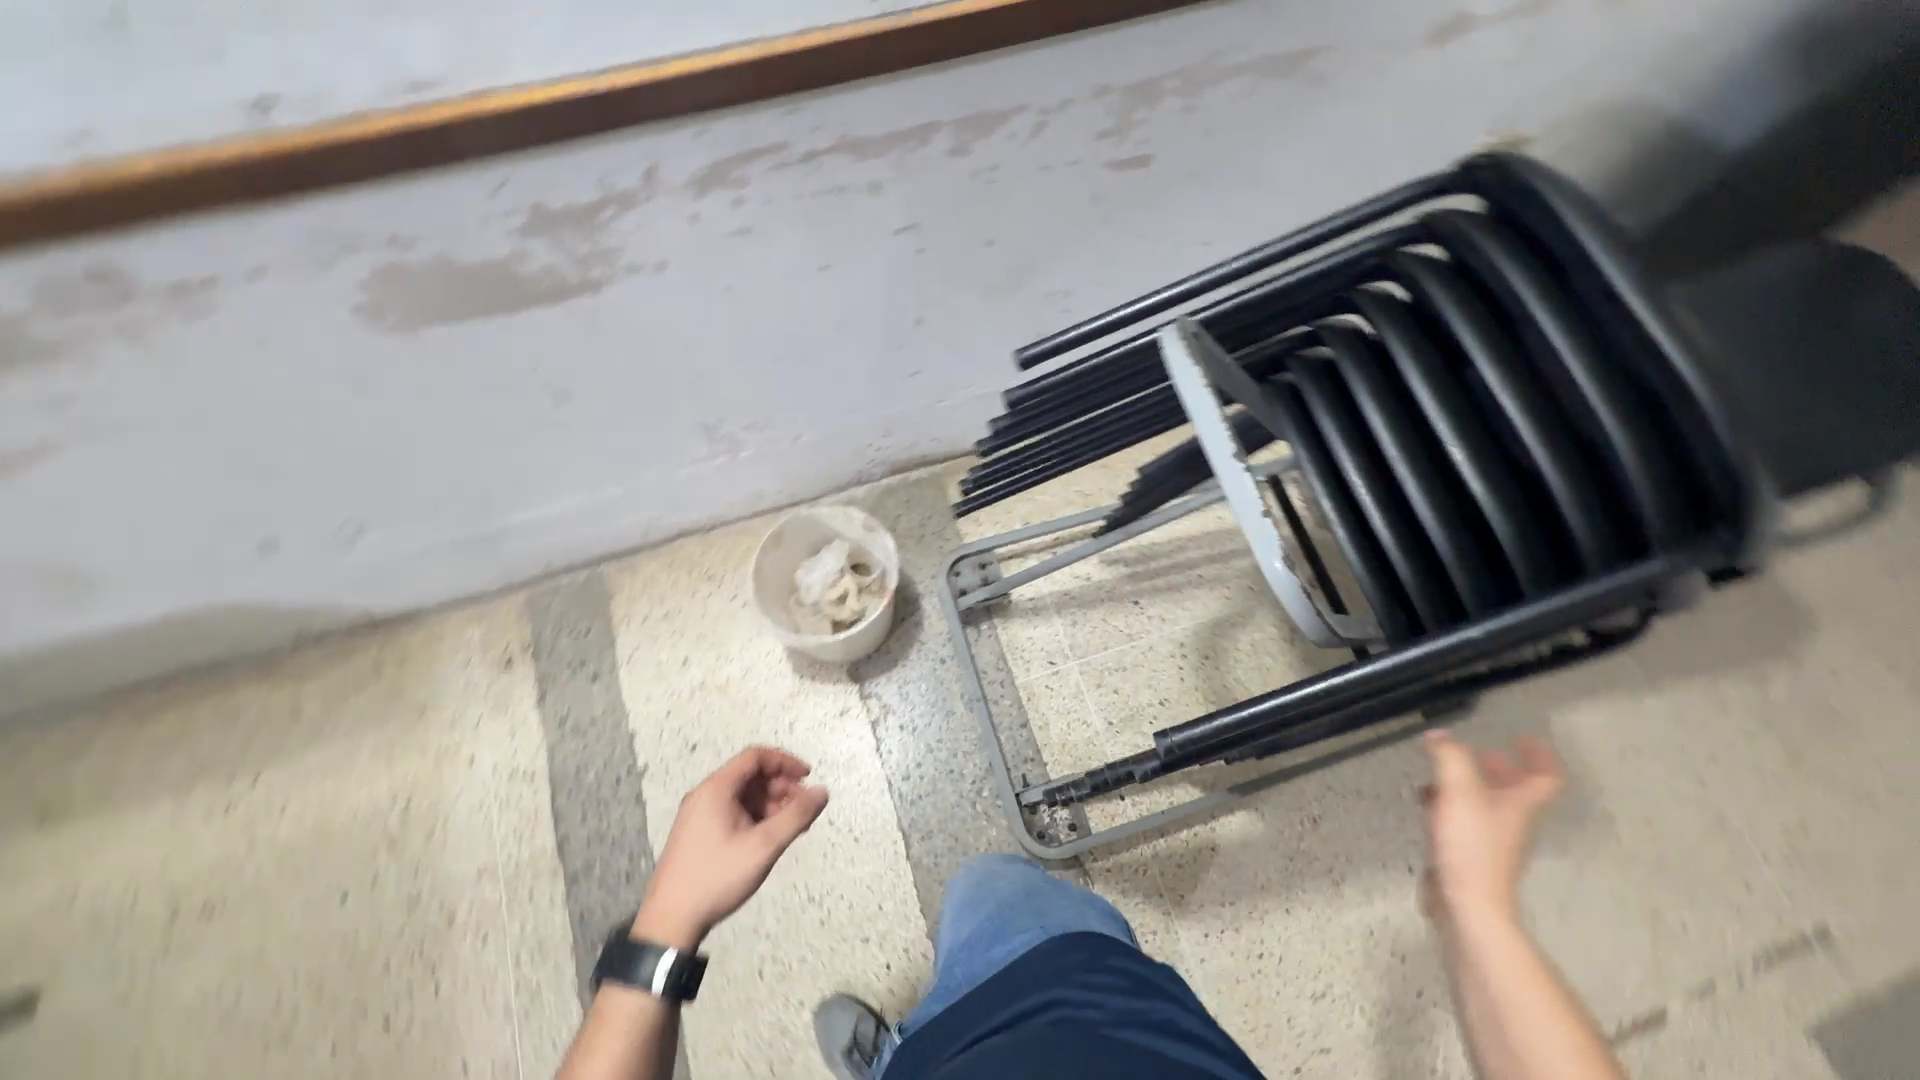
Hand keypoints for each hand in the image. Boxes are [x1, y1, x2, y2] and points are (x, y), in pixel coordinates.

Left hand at [633, 746, 828, 948]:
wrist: (670, 920)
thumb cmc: (718, 877)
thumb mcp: (764, 846)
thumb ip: (797, 816)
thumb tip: (823, 791)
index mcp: (716, 789)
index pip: (755, 757)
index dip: (785, 762)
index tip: (808, 778)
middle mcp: (705, 795)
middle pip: (750, 776)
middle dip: (781, 787)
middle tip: (804, 810)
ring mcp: (699, 815)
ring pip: (743, 796)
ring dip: (771, 804)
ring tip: (792, 827)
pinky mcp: (699, 834)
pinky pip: (733, 812)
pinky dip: (756, 818)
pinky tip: (770, 838)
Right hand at [1420, 730, 1563, 925]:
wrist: (1468, 903)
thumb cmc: (1471, 845)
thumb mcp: (1458, 791)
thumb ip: (1450, 758)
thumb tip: (1440, 735)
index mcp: (1520, 804)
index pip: (1545, 776)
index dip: (1539, 755)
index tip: (1522, 738)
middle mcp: (1512, 821)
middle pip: (1516, 790)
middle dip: (1501, 769)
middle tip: (1483, 752)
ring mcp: (1492, 839)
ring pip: (1488, 804)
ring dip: (1470, 784)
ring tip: (1443, 772)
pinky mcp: (1470, 853)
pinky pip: (1464, 820)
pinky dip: (1449, 804)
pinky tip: (1426, 802)